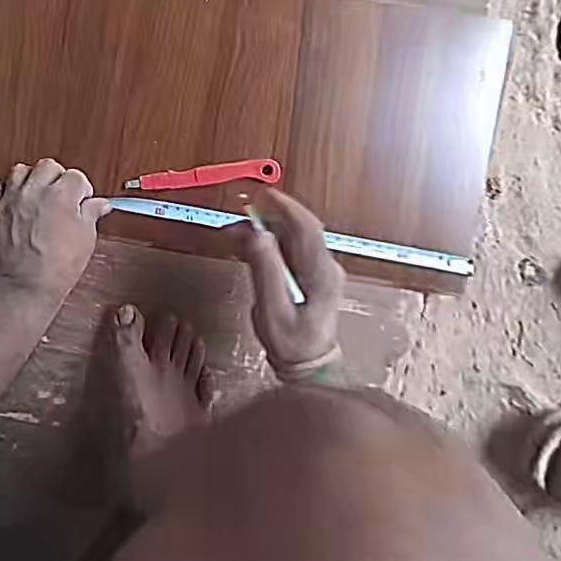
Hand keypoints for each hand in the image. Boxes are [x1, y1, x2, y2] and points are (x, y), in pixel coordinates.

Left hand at [0, 159, 109, 301]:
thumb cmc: (55, 269)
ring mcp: (11, 199)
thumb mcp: (85, 240)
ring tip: (36, 195)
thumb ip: (91, 215)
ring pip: (20, 170)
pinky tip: (12, 200)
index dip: (81, 189)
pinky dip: (3, 189)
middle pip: (48, 166)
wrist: (24, 287)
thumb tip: (99, 204)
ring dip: (31, 179)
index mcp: (61, 196)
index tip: (81, 200)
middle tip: (61, 195)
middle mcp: (34, 192)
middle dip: (57, 177)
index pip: (75, 176)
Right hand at [228, 187, 345, 379]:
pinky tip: (249, 246)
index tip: (264, 195)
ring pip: (291, 237)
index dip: (285, 206)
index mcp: (321, 272)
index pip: (306, 227)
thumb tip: (256, 235)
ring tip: (236, 234)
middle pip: (297, 229)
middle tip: (239, 218)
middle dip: (268, 217)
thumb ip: (264, 270)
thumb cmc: (292, 342)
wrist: (308, 366)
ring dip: (264, 230)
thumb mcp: (273, 308)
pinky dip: (267, 243)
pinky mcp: (309, 276)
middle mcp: (324, 267)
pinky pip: (288, 249)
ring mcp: (318, 271)